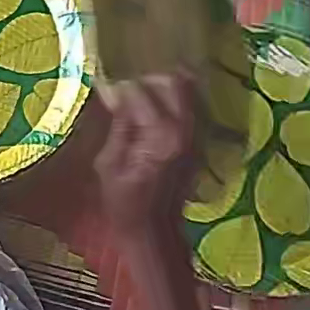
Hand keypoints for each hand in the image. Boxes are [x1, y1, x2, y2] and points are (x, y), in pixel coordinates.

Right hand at [94, 73, 198, 240]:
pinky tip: (158, 111)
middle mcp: (185, 129)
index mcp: (159, 136)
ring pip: (189, 88)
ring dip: (164, 87)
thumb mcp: (108, 164)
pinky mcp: (201, 140)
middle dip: (147, 81)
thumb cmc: (124, 202)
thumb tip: (114, 92)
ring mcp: (198, 134)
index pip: (140, 91)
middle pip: (173, 81)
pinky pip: (194, 105)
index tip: (107, 93)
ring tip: (144, 99)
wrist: (154, 229)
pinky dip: (177, 99)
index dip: (120, 89)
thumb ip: (118, 124)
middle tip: (128, 93)